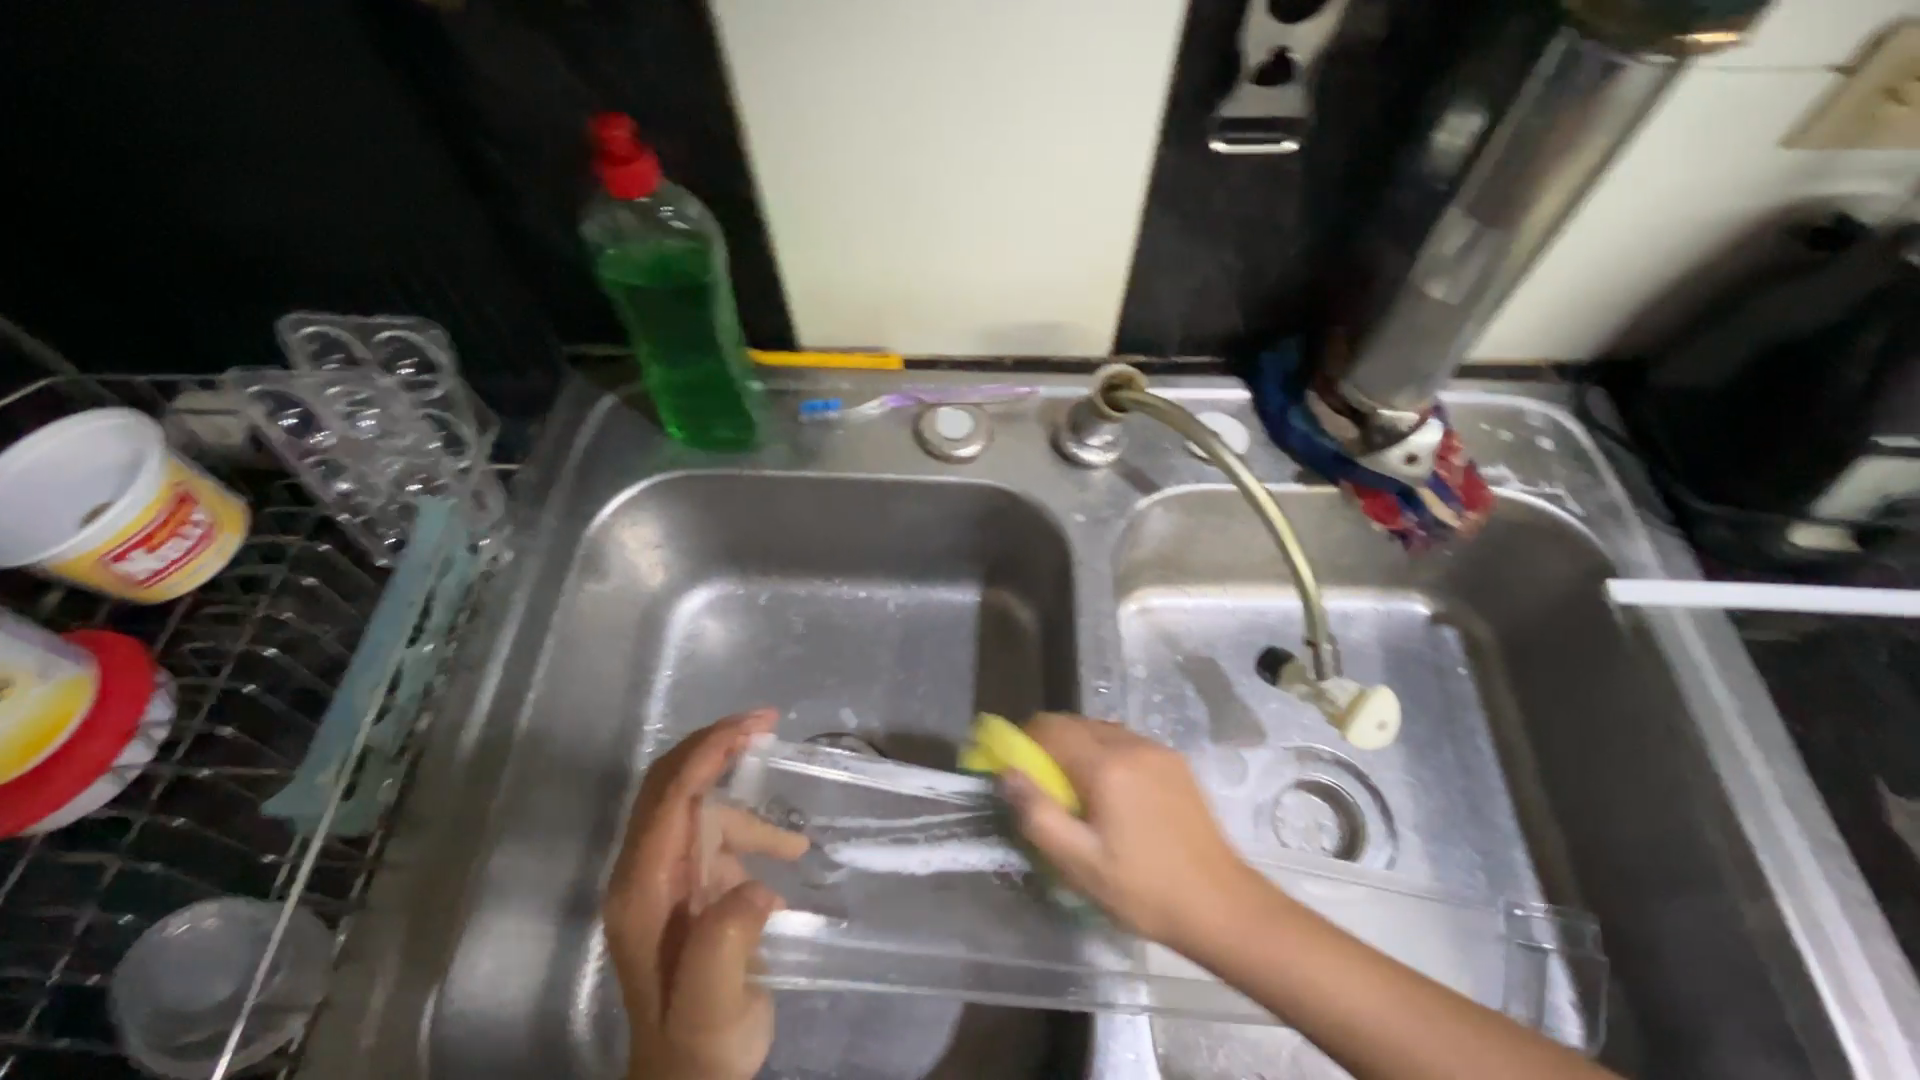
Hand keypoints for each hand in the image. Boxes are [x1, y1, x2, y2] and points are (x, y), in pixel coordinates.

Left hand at [603, 709, 809, 1079]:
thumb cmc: (701, 1046)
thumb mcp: (712, 1004)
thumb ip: (724, 942)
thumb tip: (755, 885)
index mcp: (641, 891)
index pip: (668, 799)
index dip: (707, 753)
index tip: (753, 726)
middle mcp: (642, 875)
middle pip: (669, 786)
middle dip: (714, 746)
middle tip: (766, 723)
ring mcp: (661, 882)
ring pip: (696, 810)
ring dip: (744, 809)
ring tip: (794, 846)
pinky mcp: (682, 891)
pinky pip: (712, 837)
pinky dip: (750, 835)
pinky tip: (786, 863)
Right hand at [1001, 712, 1261, 951]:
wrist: (1220, 905)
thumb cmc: (1142, 890)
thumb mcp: (1078, 863)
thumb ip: (1037, 814)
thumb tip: (1007, 774)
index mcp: (1107, 766)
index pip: (1050, 728)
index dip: (1022, 742)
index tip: (1012, 770)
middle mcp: (1133, 745)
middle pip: (1075, 724)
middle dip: (1049, 746)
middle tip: (1041, 788)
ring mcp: (1159, 751)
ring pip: (1101, 731)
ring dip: (1078, 750)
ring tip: (1076, 795)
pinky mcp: (1176, 764)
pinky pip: (1126, 744)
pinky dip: (1106, 756)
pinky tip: (1110, 796)